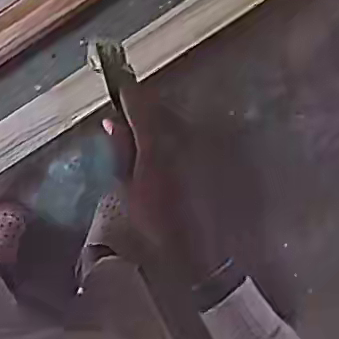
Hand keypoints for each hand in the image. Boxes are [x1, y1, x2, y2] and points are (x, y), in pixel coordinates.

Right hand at [104, 80, 229, 281]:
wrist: (205, 252)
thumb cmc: (159, 225)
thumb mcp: (129, 189)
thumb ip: (122, 150)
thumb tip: (113, 121)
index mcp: (157, 140)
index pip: (139, 101)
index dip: (126, 93)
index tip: (117, 86)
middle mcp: (186, 133)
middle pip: (162, 109)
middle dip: (146, 113)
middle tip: (132, 125)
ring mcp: (209, 143)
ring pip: (182, 123)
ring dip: (167, 128)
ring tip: (156, 150)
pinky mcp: (226, 155)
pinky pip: (199, 139)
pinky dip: (186, 143)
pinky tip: (181, 164)